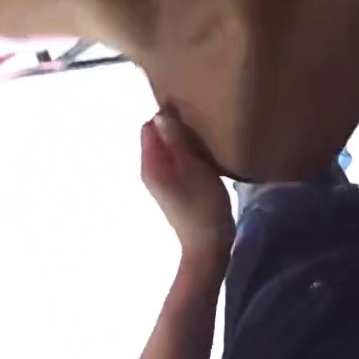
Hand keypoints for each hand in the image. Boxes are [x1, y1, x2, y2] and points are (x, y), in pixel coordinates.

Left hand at [140, 111, 233, 259]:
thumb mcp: (192, 166)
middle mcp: (151, 170)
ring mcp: (162, 180)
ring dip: (187, 143)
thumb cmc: (203, 203)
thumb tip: (160, 114)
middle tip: (203, 130)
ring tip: (208, 143)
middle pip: (159, 136)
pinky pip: (178, 161)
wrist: (208, 244)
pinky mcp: (175, 187)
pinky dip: (191, 155)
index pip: (149, 126)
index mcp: (151, 164)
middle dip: (179, 128)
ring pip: (170, 148)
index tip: (193, 116)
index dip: (168, 116)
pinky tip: (207, 160)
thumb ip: (175, 140)